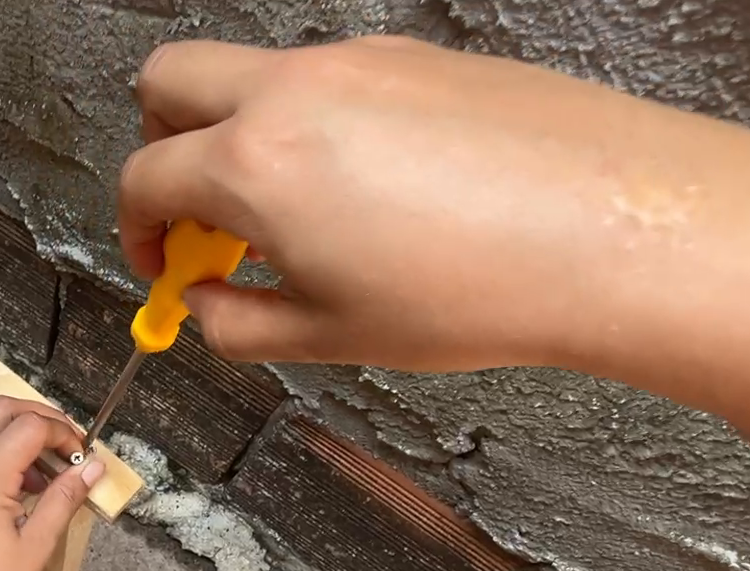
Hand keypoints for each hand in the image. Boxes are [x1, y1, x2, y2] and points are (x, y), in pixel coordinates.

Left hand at [0, 397, 101, 570]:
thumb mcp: (37, 547)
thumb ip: (64, 499)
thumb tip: (92, 468)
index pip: (29, 427)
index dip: (63, 434)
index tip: (82, 457)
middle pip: (0, 411)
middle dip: (39, 417)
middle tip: (66, 444)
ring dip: (15, 435)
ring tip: (45, 471)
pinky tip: (16, 488)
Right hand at [118, 37, 749, 378]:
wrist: (615, 230)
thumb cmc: (464, 293)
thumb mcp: (317, 336)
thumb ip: (230, 321)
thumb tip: (202, 300)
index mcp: (254, 162)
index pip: (143, 178)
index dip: (134, 233)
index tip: (162, 267)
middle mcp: (292, 90)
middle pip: (165, 82)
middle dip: (156, 149)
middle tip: (195, 218)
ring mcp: (354, 61)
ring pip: (241, 76)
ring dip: (227, 140)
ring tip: (280, 221)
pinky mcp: (408, 56)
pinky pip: (312, 80)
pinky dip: (291, 129)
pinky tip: (343, 194)